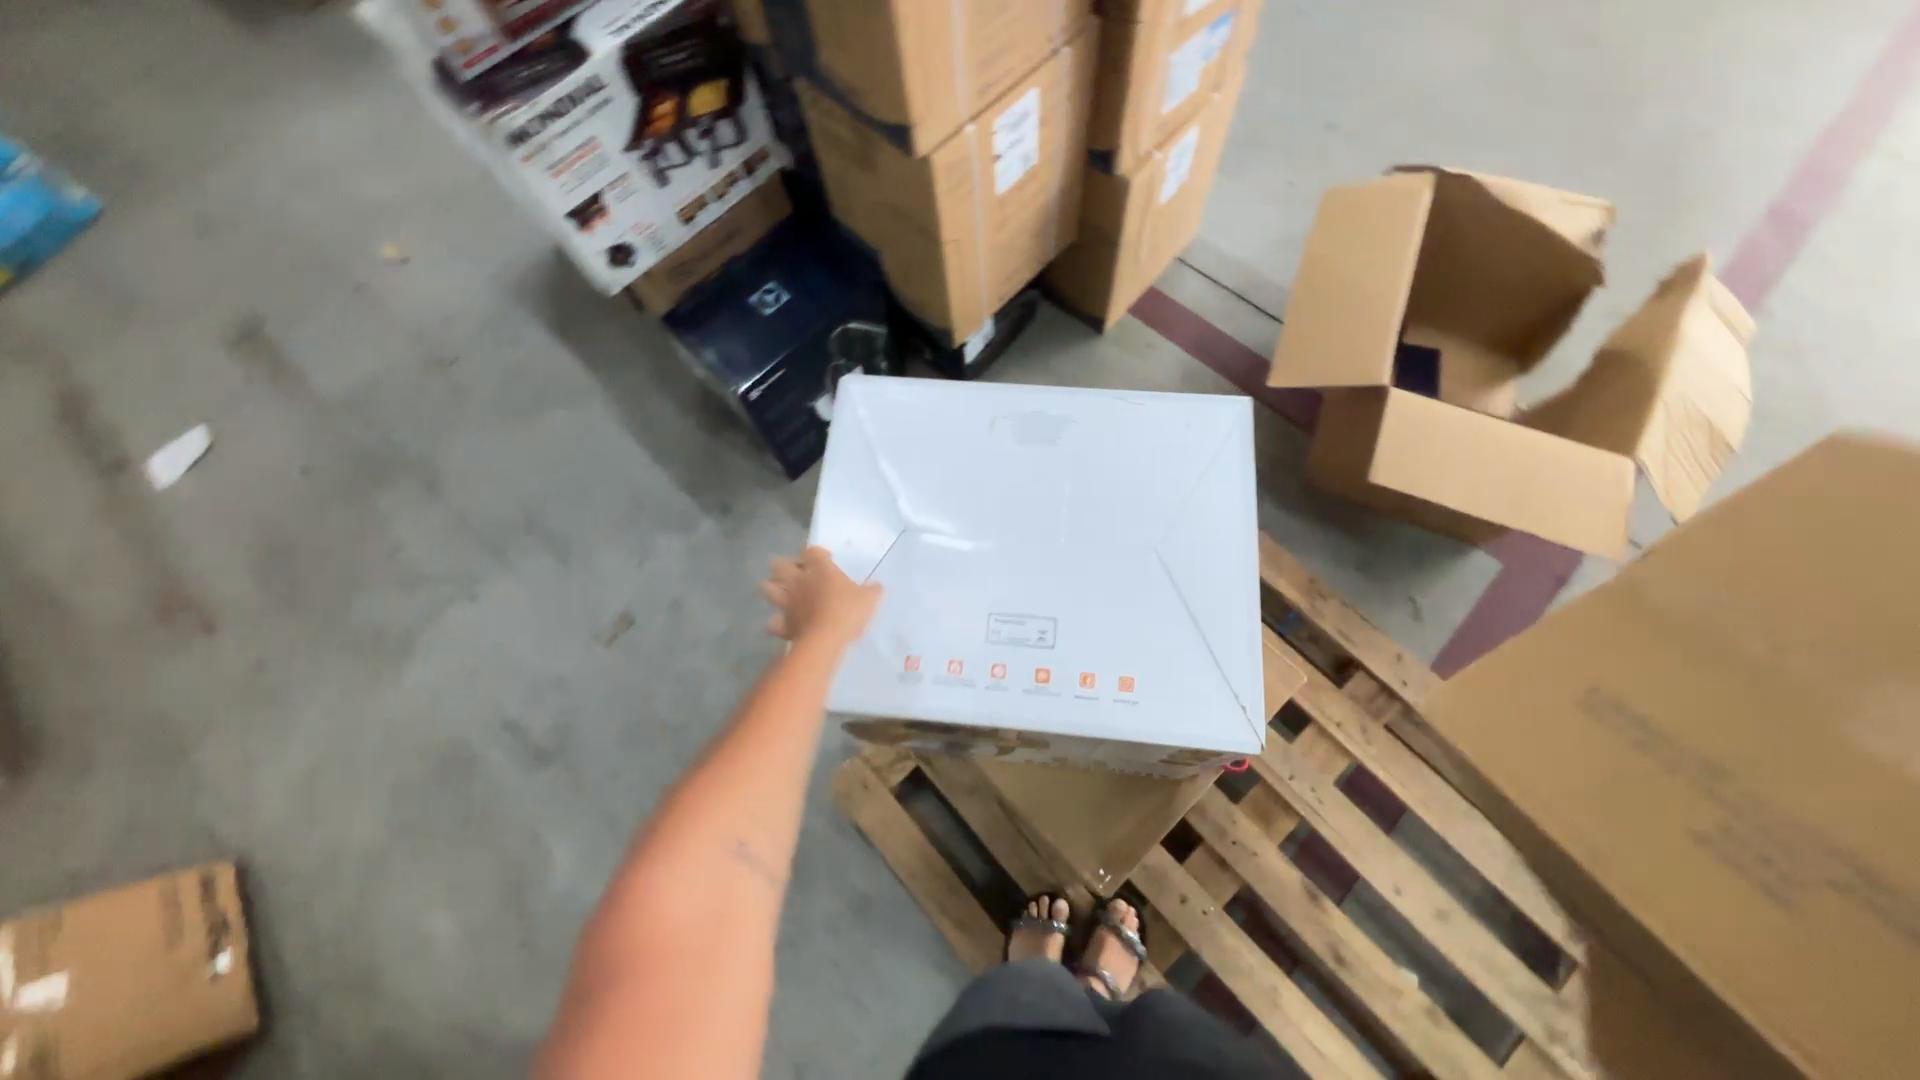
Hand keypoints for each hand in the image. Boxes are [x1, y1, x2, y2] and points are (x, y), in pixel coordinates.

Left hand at [762, 547, 880, 648]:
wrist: (826, 640)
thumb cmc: (847, 612)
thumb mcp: (869, 598)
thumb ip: (872, 590)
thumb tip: (876, 586)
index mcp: (819, 569)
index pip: (812, 551)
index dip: (818, 554)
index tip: (827, 559)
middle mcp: (798, 581)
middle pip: (779, 564)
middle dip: (784, 566)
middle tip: (798, 574)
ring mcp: (786, 602)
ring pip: (767, 588)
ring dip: (773, 588)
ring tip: (784, 594)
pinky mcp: (782, 623)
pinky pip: (773, 622)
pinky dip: (775, 622)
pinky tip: (783, 624)